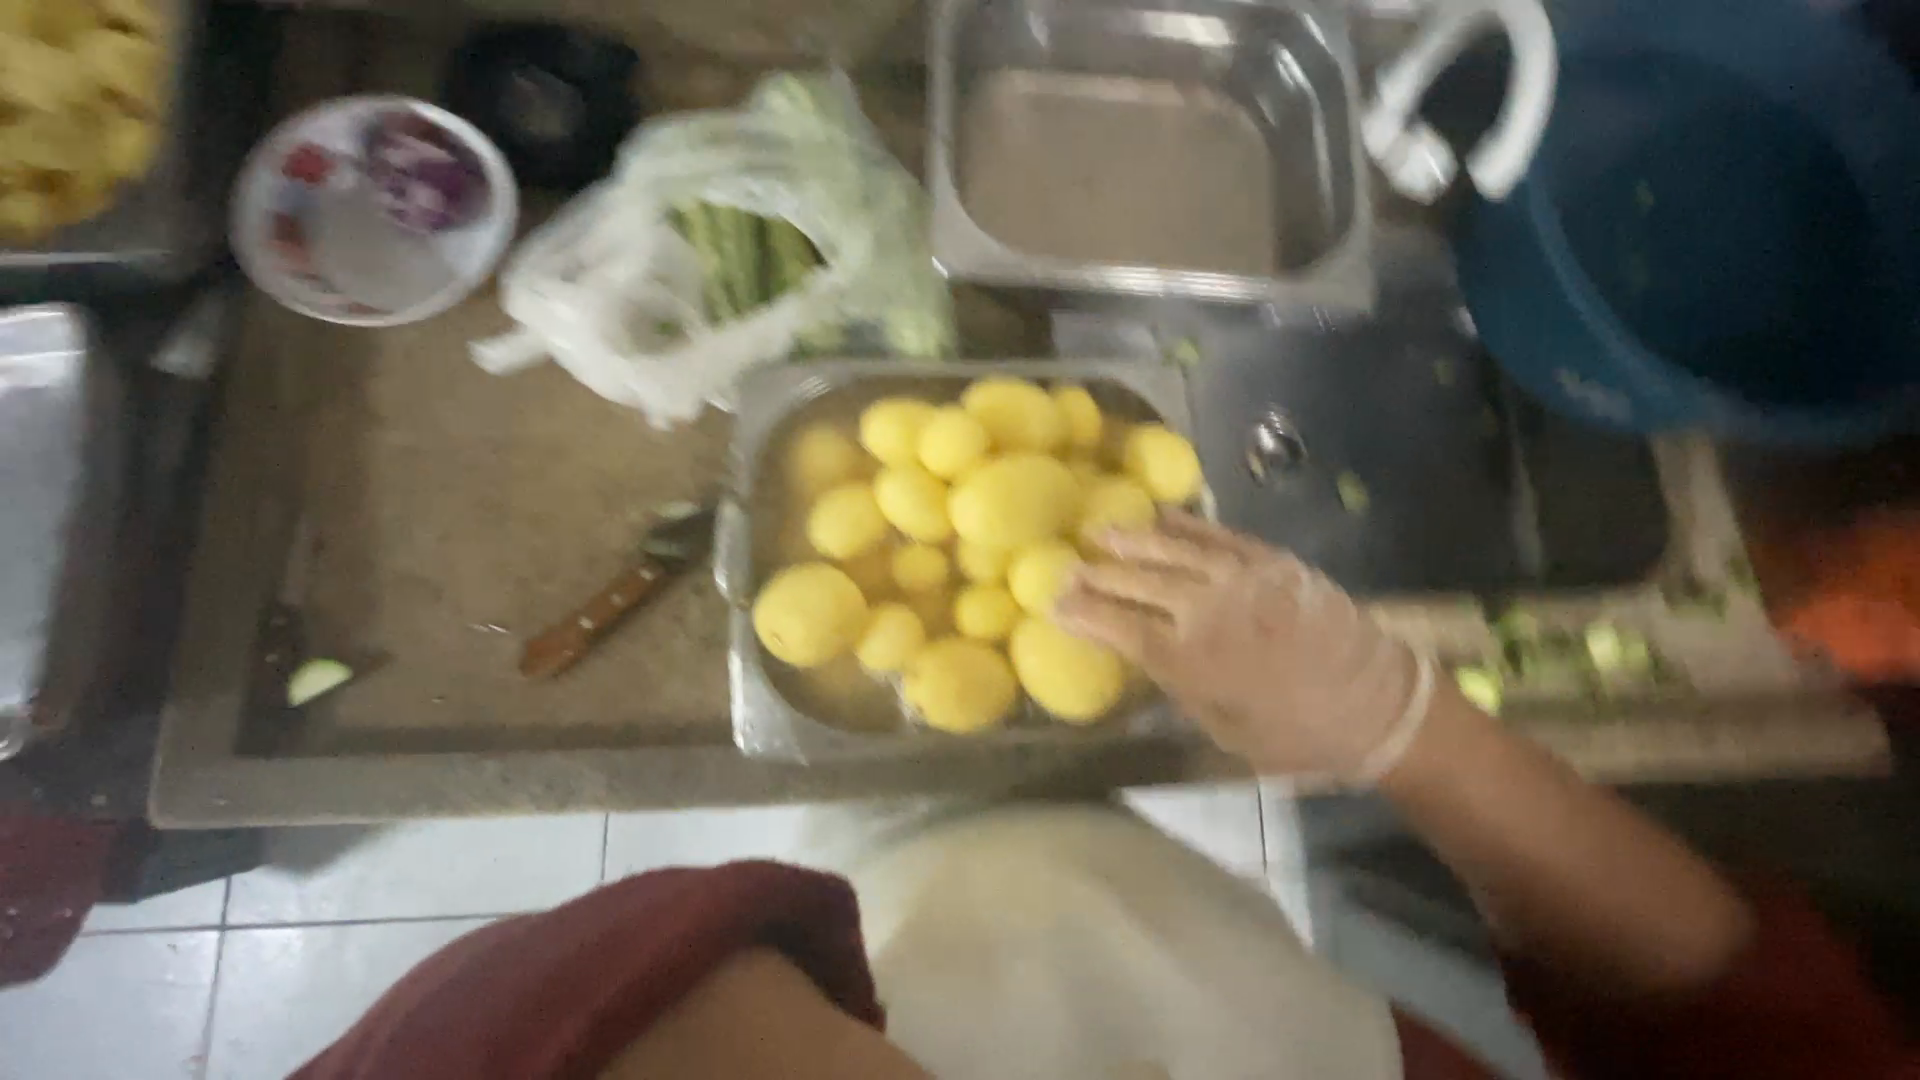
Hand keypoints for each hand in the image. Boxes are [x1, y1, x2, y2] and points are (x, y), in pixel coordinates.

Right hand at [1055, 511, 1436, 783]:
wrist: (1378, 708)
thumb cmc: (1294, 735)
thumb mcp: (1222, 727)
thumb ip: (1179, 683)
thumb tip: (1149, 651)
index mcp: (1191, 661)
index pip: (1120, 629)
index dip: (1084, 615)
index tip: (1056, 604)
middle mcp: (1207, 611)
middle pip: (1138, 584)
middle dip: (1097, 576)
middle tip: (1066, 567)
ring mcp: (1240, 579)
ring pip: (1171, 550)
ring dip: (1131, 540)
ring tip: (1099, 531)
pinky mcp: (1270, 561)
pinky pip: (1217, 535)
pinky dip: (1185, 524)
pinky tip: (1160, 515)